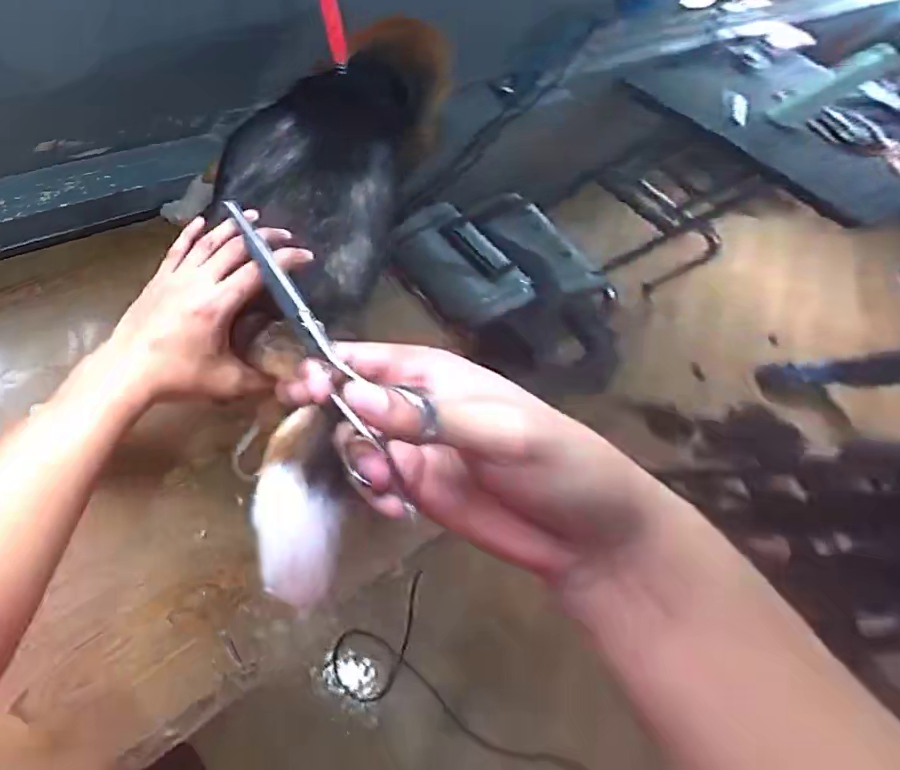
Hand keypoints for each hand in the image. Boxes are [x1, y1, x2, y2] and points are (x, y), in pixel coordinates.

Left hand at [99, 213, 311, 404]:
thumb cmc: (176, 377)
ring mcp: (176, 276)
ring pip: (207, 242)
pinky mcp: (158, 278)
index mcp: (218, 304)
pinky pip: (178, 248)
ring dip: (232, 227)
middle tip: (284, 236)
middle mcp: (198, 281)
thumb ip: (262, 380)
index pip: (258, 271)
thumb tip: (292, 380)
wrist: (127, 369)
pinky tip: (201, 222)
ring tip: (252, 217)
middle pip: (236, 248)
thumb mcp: (226, 383)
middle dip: (264, 237)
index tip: (305, 256)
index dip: (285, 259)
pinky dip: (191, 232)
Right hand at [280, 343, 677, 589]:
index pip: (360, 357)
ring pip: (349, 439)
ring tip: (386, 481)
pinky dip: (370, 491)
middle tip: (303, 422)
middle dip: (322, 408)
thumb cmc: (559, 463)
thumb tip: (356, 397)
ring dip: (353, 457)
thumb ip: (426, 415)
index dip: (325, 366)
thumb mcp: (499, 432)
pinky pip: (368, 480)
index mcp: (426, 372)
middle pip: (343, 395)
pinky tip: (395, 507)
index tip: (305, 388)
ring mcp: (406, 446)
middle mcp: (407, 404)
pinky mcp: (410, 485)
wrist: (596, 541)